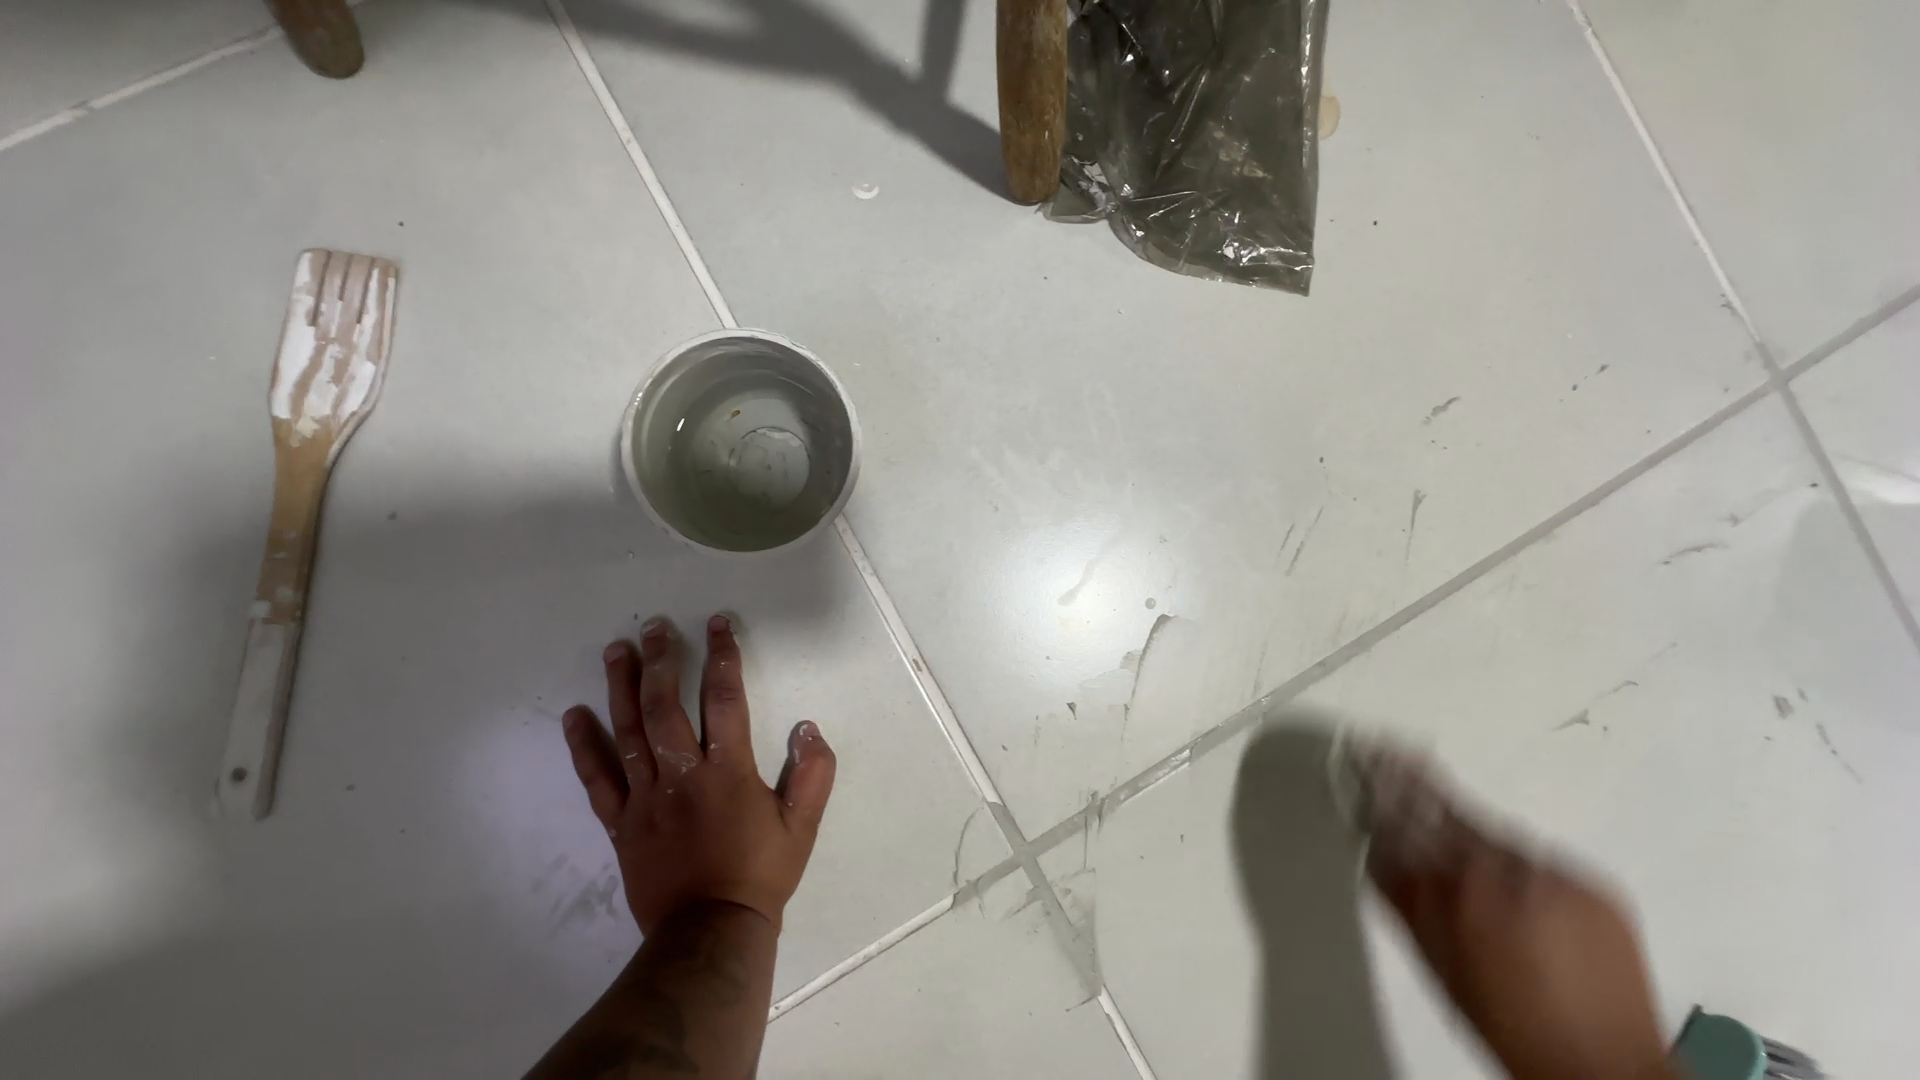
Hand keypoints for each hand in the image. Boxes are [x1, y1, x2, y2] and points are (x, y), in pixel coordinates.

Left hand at [561, 614, 836, 934]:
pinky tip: (574, 716)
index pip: (725, 699)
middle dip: (661, 661)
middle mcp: (683, 775)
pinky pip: (598, 779)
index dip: (722, 657)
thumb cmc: (760, 874)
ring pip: (628, 733)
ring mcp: (646, 798)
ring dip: (620, 688)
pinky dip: (584, 746)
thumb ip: (813, 774)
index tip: (717, 625)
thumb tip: (808, 727)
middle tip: (654, 627)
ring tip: (616, 650)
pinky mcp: (621, 823)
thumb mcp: (803, 826)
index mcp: (728, 771)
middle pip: (665, 706)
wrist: (711, 932)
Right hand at [1354, 748, 1673, 1079]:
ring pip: (1498, 838)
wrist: (1608, 1069)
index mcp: (1467, 888)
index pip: (1415, 817)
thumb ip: (1406, 898)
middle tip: (1391, 756)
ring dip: (1471, 834)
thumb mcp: (1439, 963)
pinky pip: (1540, 860)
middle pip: (1455, 815)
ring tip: (1454, 843)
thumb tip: (1376, 850)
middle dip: (1422, 792)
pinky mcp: (1598, 886)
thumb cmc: (1509, 1024)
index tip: (1369, 755)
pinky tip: (1508, 884)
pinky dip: (1517, 864)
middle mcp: (1517, 869)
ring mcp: (1562, 875)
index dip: (1388, 783)